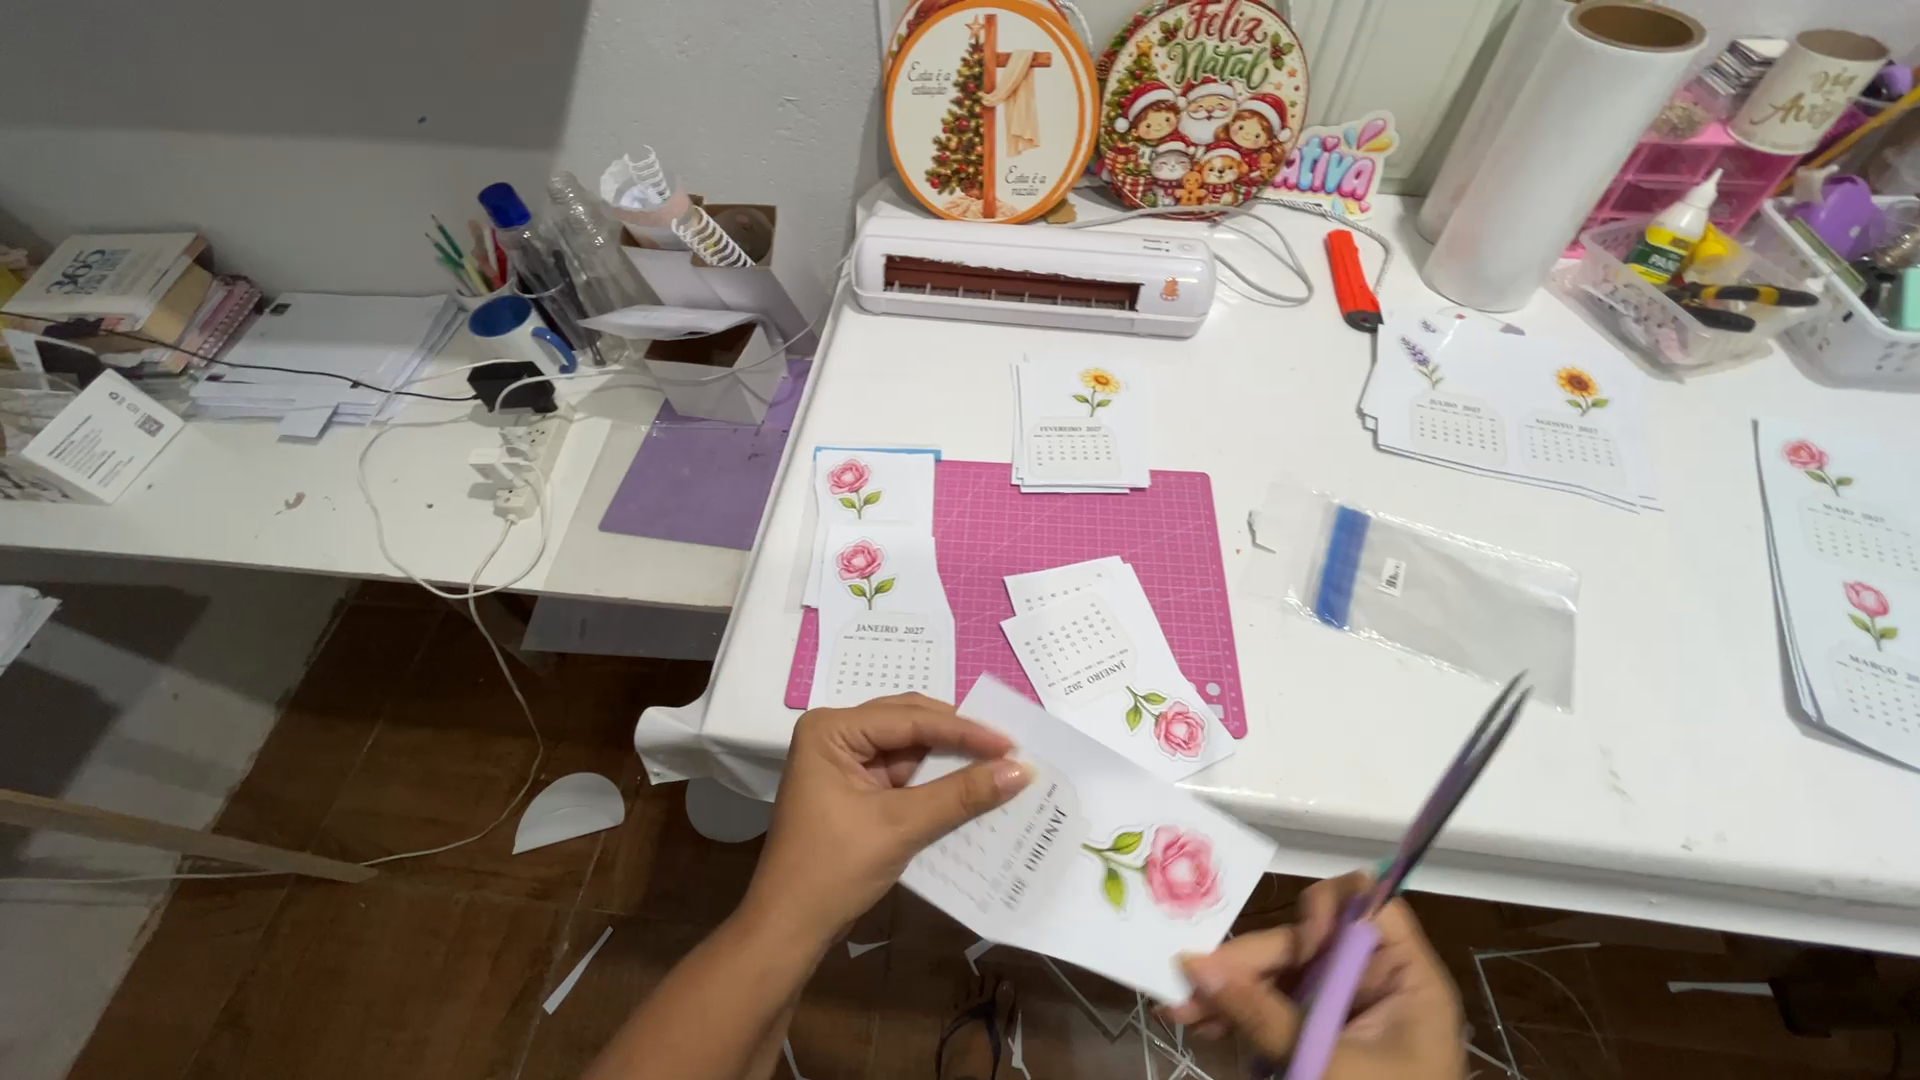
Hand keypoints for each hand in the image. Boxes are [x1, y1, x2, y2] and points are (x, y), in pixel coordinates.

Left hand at [742, 693, 1031, 942]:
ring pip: (911, 749)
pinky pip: (906, 775)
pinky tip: (971, 788)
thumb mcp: (900, 827)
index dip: (964, 729)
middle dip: (958, 738)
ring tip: (999, 764)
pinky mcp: (857, 790)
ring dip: (951, 760)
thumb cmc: (833, 870)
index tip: (1012, 742)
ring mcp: (845, 763)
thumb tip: (1020, 770)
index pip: (910, 718)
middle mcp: (836, 735)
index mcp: (832, 729)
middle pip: (910, 724)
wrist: (788, 931)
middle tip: (1008, 748)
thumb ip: (960, 794)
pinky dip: (937, 783)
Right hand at [1164, 873, 1465, 1079]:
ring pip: (1277, 971)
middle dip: (1246, 960)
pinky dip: (1238, 1011)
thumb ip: (1263, 1016)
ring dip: (1229, 988)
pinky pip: (1271, 1002)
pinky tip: (1205, 1025)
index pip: (1370, 904)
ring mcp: (1342, 1006)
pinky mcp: (1317, 1032)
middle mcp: (1372, 981)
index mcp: (1404, 979)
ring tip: (1183, 1012)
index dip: (1330, 909)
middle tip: (1191, 980)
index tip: (1303, 945)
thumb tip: (1193, 965)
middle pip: (1303, 939)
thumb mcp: (1328, 1069)